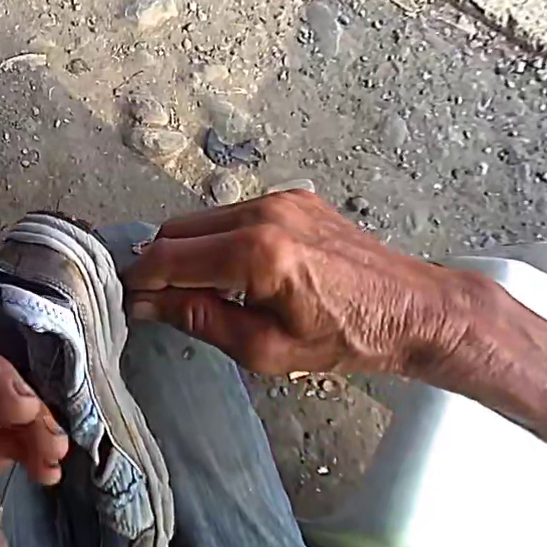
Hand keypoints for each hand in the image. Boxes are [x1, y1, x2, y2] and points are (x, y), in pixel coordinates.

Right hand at [122, 190, 484, 376]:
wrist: (417, 309)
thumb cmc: (344, 338)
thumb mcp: (263, 348)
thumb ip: (198, 319)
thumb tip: (147, 304)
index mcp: (255, 254)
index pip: (167, 258)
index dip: (139, 280)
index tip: (129, 301)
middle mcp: (262, 214)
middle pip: (175, 231)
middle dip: (157, 265)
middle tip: (159, 301)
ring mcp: (279, 200)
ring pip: (199, 220)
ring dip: (184, 252)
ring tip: (197, 289)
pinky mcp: (292, 198)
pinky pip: (229, 216)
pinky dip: (213, 240)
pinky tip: (230, 271)